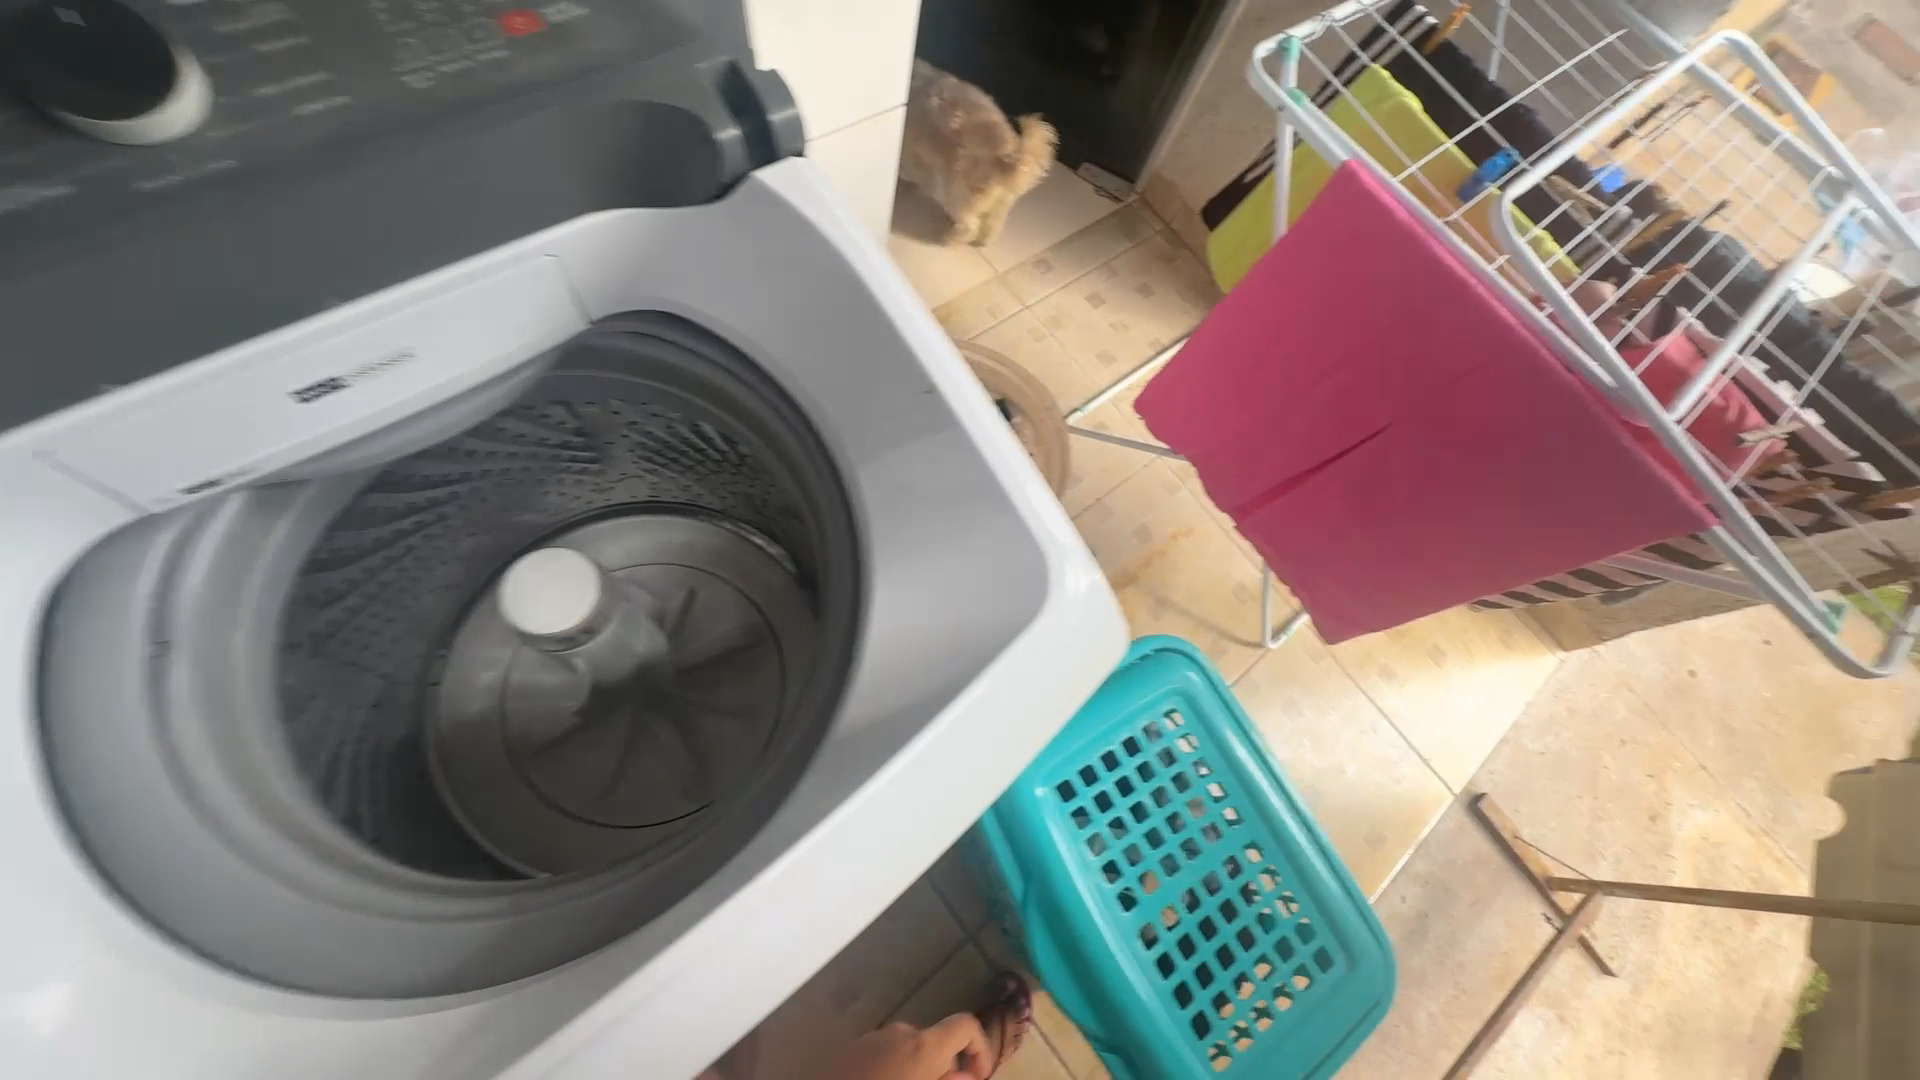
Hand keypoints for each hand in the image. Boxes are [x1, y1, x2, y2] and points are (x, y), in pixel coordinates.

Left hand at [811, 1014, 993, 1079]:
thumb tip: (967, 1076)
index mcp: (922, 1045)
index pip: (964, 1024)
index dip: (979, 1047)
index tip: (979, 1077)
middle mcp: (899, 1032)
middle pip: (933, 1042)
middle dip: (942, 1070)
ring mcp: (870, 1038)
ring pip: (906, 1051)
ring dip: (914, 1073)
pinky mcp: (848, 1050)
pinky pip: (881, 1056)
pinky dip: (890, 1072)